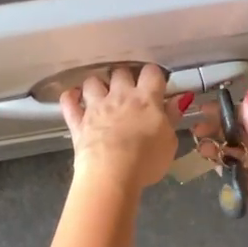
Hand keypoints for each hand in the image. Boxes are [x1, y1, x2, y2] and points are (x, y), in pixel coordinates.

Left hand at [60, 65, 185, 189]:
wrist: (111, 174)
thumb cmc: (146, 160)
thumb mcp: (169, 142)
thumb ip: (171, 117)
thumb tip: (179, 100)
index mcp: (146, 99)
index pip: (152, 73)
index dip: (154, 74)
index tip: (156, 82)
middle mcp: (120, 96)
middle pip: (121, 72)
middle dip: (125, 76)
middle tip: (129, 88)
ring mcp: (95, 107)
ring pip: (92, 81)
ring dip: (97, 84)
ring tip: (101, 93)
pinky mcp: (77, 122)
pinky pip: (68, 102)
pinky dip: (70, 97)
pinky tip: (73, 97)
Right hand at [194, 92, 247, 235]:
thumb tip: (245, 97)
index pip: (246, 116)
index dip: (225, 111)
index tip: (203, 108)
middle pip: (235, 133)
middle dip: (216, 128)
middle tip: (197, 129)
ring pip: (231, 152)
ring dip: (215, 146)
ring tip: (202, 147)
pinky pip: (233, 173)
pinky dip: (221, 167)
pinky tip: (210, 163)